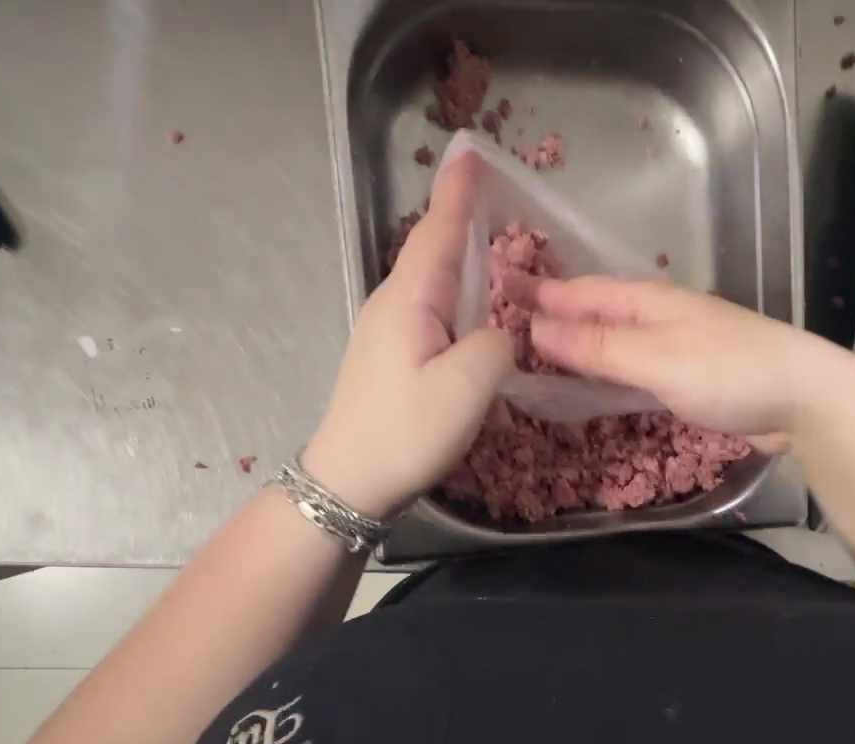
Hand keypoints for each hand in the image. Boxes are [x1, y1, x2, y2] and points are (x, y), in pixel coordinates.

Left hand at [302, 154, 513, 519]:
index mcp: (410, 301)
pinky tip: (471, 304)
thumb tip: (503, 332)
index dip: (458, 194)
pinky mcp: (392, 358)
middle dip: (458, 215)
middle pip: (431, 250)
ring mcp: (389, 333)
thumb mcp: (467, 388)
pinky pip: (430, 310)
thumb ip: (497, 346)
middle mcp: (394, 306)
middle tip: (488, 188)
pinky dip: (455, 293)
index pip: (438, 233)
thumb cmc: (406, 431)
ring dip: (458, 253)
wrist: (350, 481)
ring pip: (430, 281)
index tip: (471, 151)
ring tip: (488, 236)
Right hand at [521, 277, 854, 442]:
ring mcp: (676, 345)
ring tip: (538, 351)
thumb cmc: (730, 371)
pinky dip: (606, 370)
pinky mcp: (689, 376)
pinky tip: (595, 384)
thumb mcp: (656, 358)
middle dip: (553, 313)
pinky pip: (633, 367)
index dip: (539, 292)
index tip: (496, 286)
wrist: (803, 399)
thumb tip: (536, 328)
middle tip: (506, 322)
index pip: (580, 291)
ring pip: (613, 338)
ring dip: (577, 342)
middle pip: (595, 310)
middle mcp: (658, 316)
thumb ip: (598, 346)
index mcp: (647, 300)